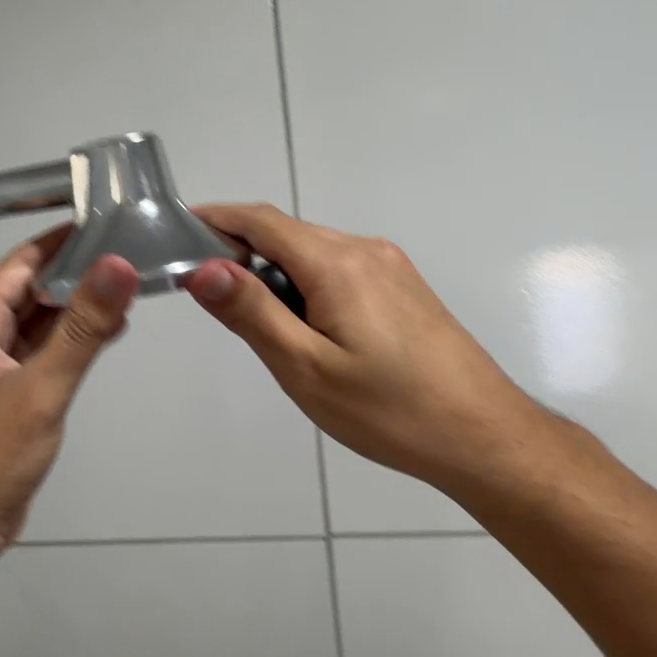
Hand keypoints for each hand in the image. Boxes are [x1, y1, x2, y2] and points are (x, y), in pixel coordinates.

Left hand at [0, 229, 138, 557]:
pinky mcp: (7, 397)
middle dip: (75, 273)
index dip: (60, 240)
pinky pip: (41, 355)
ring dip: (76, 309)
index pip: (19, 265)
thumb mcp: (41, 389)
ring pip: (38, 325)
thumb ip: (82, 329)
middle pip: (29, 292)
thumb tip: (116, 268)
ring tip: (125, 288)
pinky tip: (104, 334)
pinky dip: (71, 343)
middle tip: (126, 253)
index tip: (103, 220)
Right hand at [185, 203, 549, 491]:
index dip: (214, 220)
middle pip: (287, 234)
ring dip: (273, 272)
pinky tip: (302, 329)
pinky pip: (339, 271)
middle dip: (239, 251)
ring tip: (253, 323)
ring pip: (313, 254)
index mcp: (337, 263)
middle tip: (205, 296)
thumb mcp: (305, 367)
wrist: (481, 437)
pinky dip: (304, 285)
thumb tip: (203, 268)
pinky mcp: (403, 290)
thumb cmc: (386, 410)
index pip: (260, 220)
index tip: (174, 234)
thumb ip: (252, 313)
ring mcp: (390, 269)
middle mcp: (365, 251)